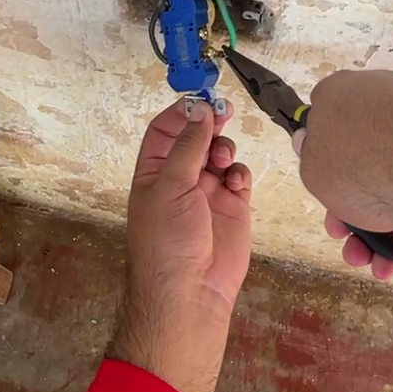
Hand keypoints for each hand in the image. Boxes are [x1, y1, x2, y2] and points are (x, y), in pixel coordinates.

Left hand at [110, 97, 253, 391]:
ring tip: (222, 162)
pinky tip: (234, 182)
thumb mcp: (171, 186)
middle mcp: (179, 178)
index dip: (182, 112)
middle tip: (224, 113)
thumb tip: (199, 109)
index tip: (202, 99)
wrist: (192, 292)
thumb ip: (189, 145)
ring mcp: (207, 192)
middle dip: (210, 125)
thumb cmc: (169, 240)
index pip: (165, 130)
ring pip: (220, 153)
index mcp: (153, 171)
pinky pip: (238, 176)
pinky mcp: (233, 206)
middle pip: (196, 137)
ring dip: (224, 149)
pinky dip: (239, 172)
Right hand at [299, 70, 392, 280]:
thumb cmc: (362, 164)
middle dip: (348, 207)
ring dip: (376, 227)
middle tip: (346, 236)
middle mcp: (380, 97)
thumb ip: (310, 159)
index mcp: (339, 92)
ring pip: (389, 177)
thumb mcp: (313, 169)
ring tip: (373, 261)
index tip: (323, 188)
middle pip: (356, 159)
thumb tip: (310, 142)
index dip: (320, 162)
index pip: (322, 121)